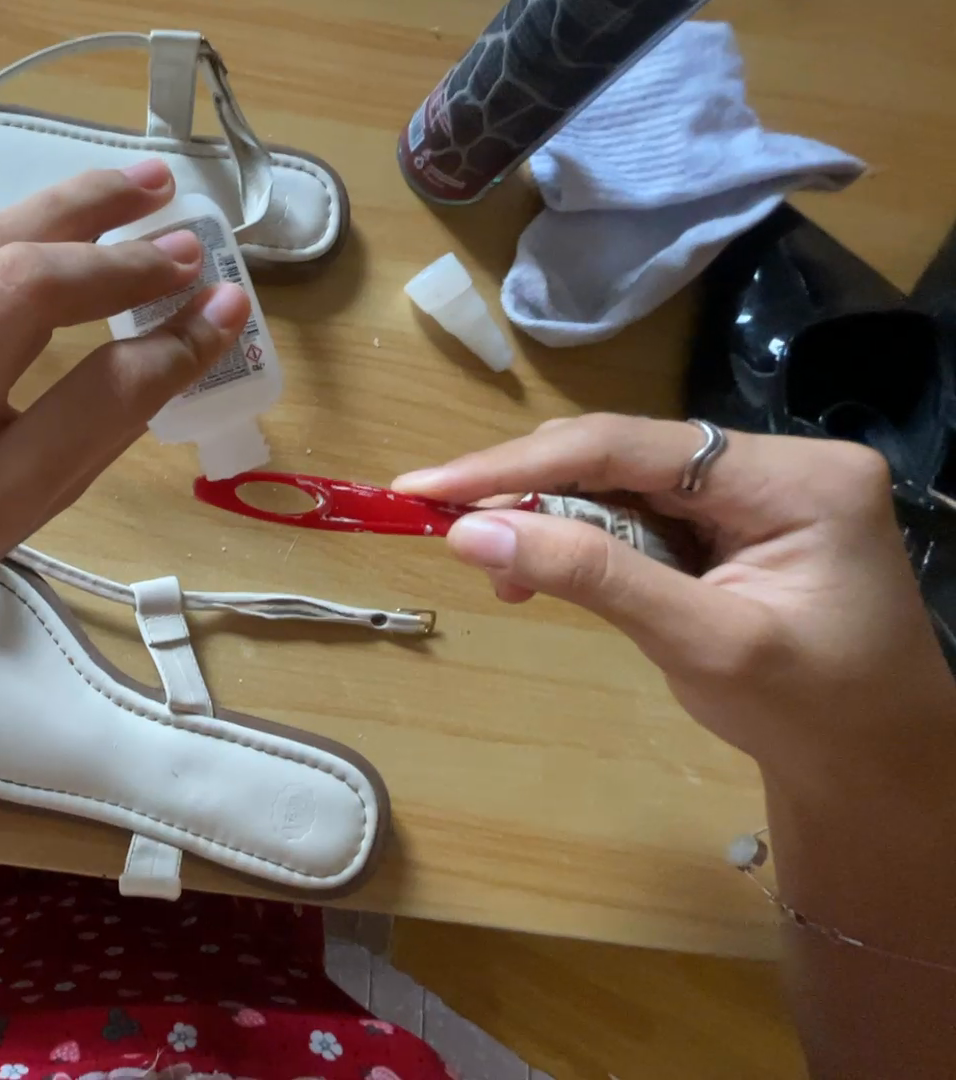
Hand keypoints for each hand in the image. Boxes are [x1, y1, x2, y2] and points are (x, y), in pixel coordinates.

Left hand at [0, 162, 249, 676]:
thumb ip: (101, 434)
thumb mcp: (30, 518)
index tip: (223, 307)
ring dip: (73, 206)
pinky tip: (74, 225)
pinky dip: (27, 234)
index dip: (172, 345)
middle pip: (19, 290)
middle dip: (118, 253)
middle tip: (186, 241)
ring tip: (147, 186)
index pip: (92, 397)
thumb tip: (181, 338)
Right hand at [393, 414, 955, 799]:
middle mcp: (760, 463)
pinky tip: (533, 577)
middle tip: (446, 529)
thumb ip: (588, 576)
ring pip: (594, 479)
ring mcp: (732, 488)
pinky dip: (556, 541)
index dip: (513, 463)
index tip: (425, 486)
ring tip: (501, 575)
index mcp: (790, 477)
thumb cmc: (811, 707)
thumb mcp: (699, 640)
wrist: (869, 755)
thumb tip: (468, 533)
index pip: (623, 447)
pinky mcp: (705, 517)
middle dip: (518, 490)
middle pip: (603, 453)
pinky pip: (606, 510)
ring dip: (532, 520)